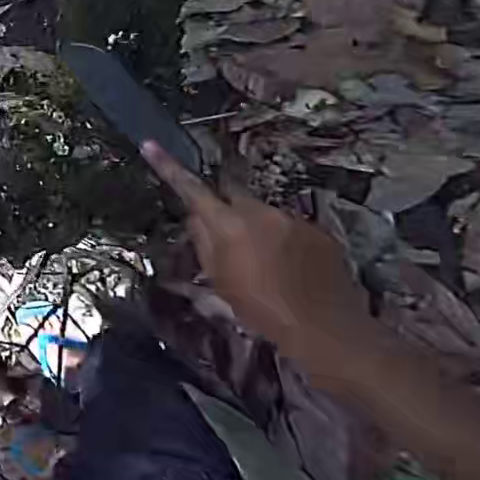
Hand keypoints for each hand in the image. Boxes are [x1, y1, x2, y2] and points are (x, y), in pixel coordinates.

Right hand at [141, 141, 372, 356]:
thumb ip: (202, 241)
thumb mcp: (218, 280)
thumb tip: (196, 216)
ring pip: (263, 214)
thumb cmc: (261, 310)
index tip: (149, 144)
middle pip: (232, 196)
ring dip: (258, 229)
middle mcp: (260, 212)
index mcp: (228, 224)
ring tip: (269, 265)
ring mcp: (293, 220)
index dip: (168, 166)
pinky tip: (293, 269)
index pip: (190, 188)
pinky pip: (291, 228)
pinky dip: (285, 242)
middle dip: (227, 210)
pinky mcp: (321, 232)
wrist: (329, 334)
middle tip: (230, 240)